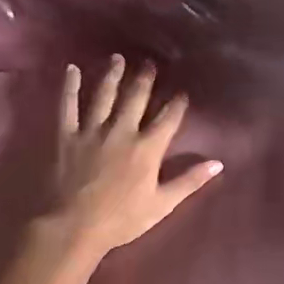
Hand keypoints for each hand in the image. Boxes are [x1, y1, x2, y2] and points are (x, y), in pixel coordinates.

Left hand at [41, 54, 221, 253]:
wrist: (74, 226)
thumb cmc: (122, 219)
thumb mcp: (162, 204)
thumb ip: (189, 181)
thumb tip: (218, 164)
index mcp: (148, 149)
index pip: (168, 119)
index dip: (177, 104)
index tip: (183, 92)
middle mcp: (122, 132)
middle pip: (136, 99)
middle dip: (145, 80)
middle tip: (150, 63)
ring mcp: (92, 131)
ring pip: (104, 95)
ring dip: (113, 75)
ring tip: (118, 58)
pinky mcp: (66, 136)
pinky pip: (68, 106)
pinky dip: (70, 86)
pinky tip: (72, 69)